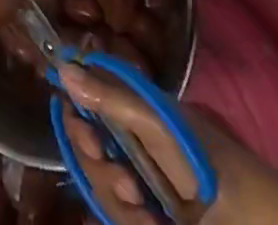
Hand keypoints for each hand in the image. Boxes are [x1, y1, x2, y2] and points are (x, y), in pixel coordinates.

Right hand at [58, 66, 277, 224]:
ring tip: (147, 214)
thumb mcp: (161, 129)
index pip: (91, 104)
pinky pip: (120, 216)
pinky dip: (130, 221)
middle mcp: (137, 144)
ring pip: (103, 191)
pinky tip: (151, 223)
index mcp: (140, 113)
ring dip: (118, 203)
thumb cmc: (214, 168)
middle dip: (101, 171)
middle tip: (128, 186)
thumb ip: (113, 101)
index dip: (78, 118)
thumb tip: (63, 68)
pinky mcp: (146, 214)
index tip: (81, 131)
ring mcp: (143, 183)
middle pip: (92, 154)